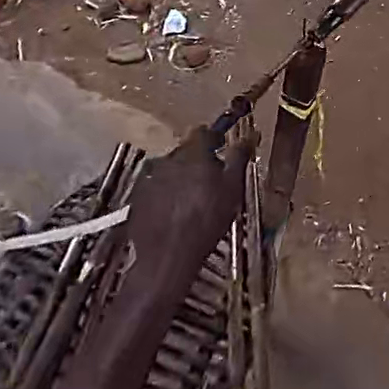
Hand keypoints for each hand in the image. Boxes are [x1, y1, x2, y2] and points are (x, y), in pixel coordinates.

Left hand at [124, 128, 253, 276]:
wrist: (167, 256)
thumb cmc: (206, 220)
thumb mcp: (232, 189)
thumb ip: (239, 158)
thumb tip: (250, 135)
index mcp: (193, 152)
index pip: (203, 132)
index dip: (213, 139)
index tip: (221, 149)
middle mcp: (169, 158)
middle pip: (185, 150)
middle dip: (196, 160)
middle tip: (208, 180)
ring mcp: (150, 177)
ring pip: (169, 168)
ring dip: (179, 176)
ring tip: (190, 198)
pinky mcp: (138, 197)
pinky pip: (154, 187)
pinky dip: (163, 193)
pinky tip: (172, 211)